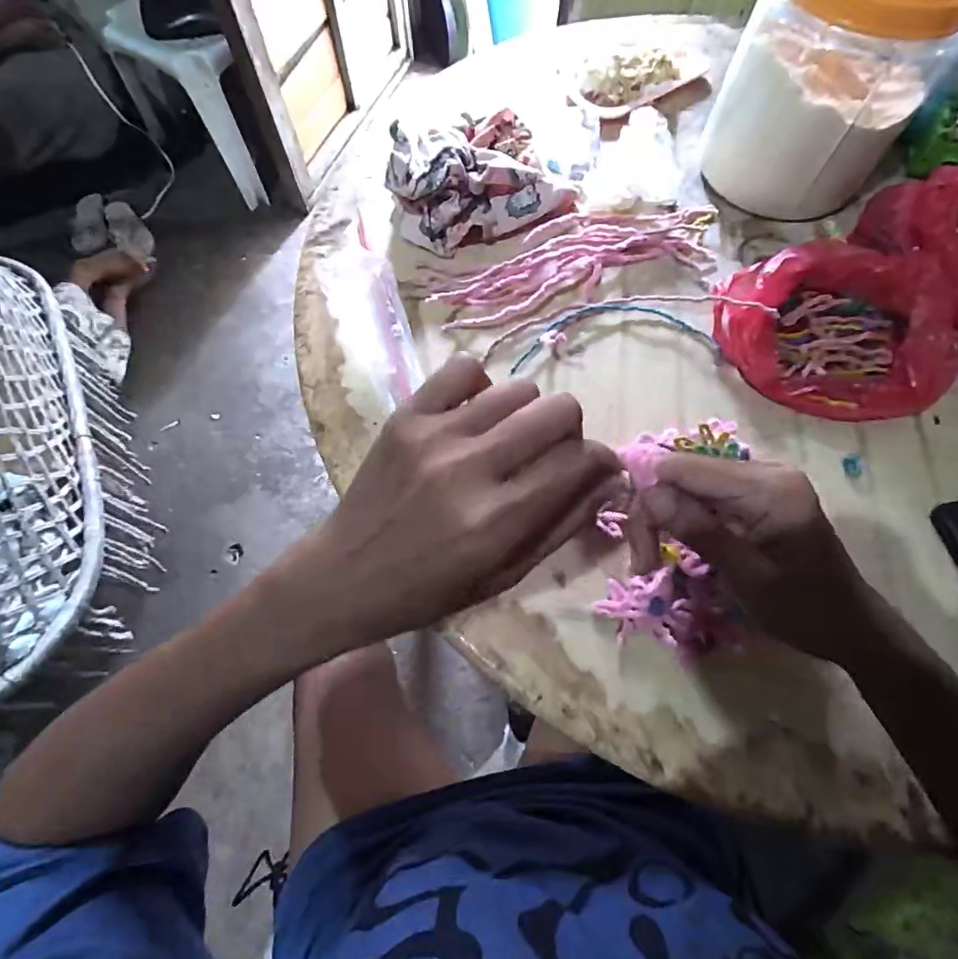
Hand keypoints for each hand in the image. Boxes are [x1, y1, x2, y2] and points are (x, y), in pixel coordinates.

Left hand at [289, 356, 621, 645]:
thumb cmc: (431, 589)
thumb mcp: (506, 574)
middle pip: (558, 411)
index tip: (598, 468)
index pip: (578, 462)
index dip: (602, 460)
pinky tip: (474, 415)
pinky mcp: (406, 416)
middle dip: (571, 432)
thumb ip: (564, 524)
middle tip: (551, 455)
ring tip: (506, 441)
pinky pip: (464, 369)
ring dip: (528, 414)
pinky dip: (481, 387)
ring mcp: (434, 435)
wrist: (344, 575)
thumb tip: (613, 479)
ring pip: (519, 389)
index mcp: (498, 519)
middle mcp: (470, 468)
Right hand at [628, 453, 895, 666]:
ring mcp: (766, 480)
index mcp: (768, 486)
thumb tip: (650, 493)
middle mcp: (766, 470)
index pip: (685, 468)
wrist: (852, 626)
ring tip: (656, 562)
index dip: (651, 500)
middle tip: (645, 564)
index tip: (641, 552)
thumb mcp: (746, 577)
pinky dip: (688, 521)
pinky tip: (684, 548)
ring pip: (691, 484)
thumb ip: (699, 531)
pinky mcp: (762, 495)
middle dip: (656, 513)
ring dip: (668, 519)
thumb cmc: (804, 610)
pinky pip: (710, 496)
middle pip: (685, 473)